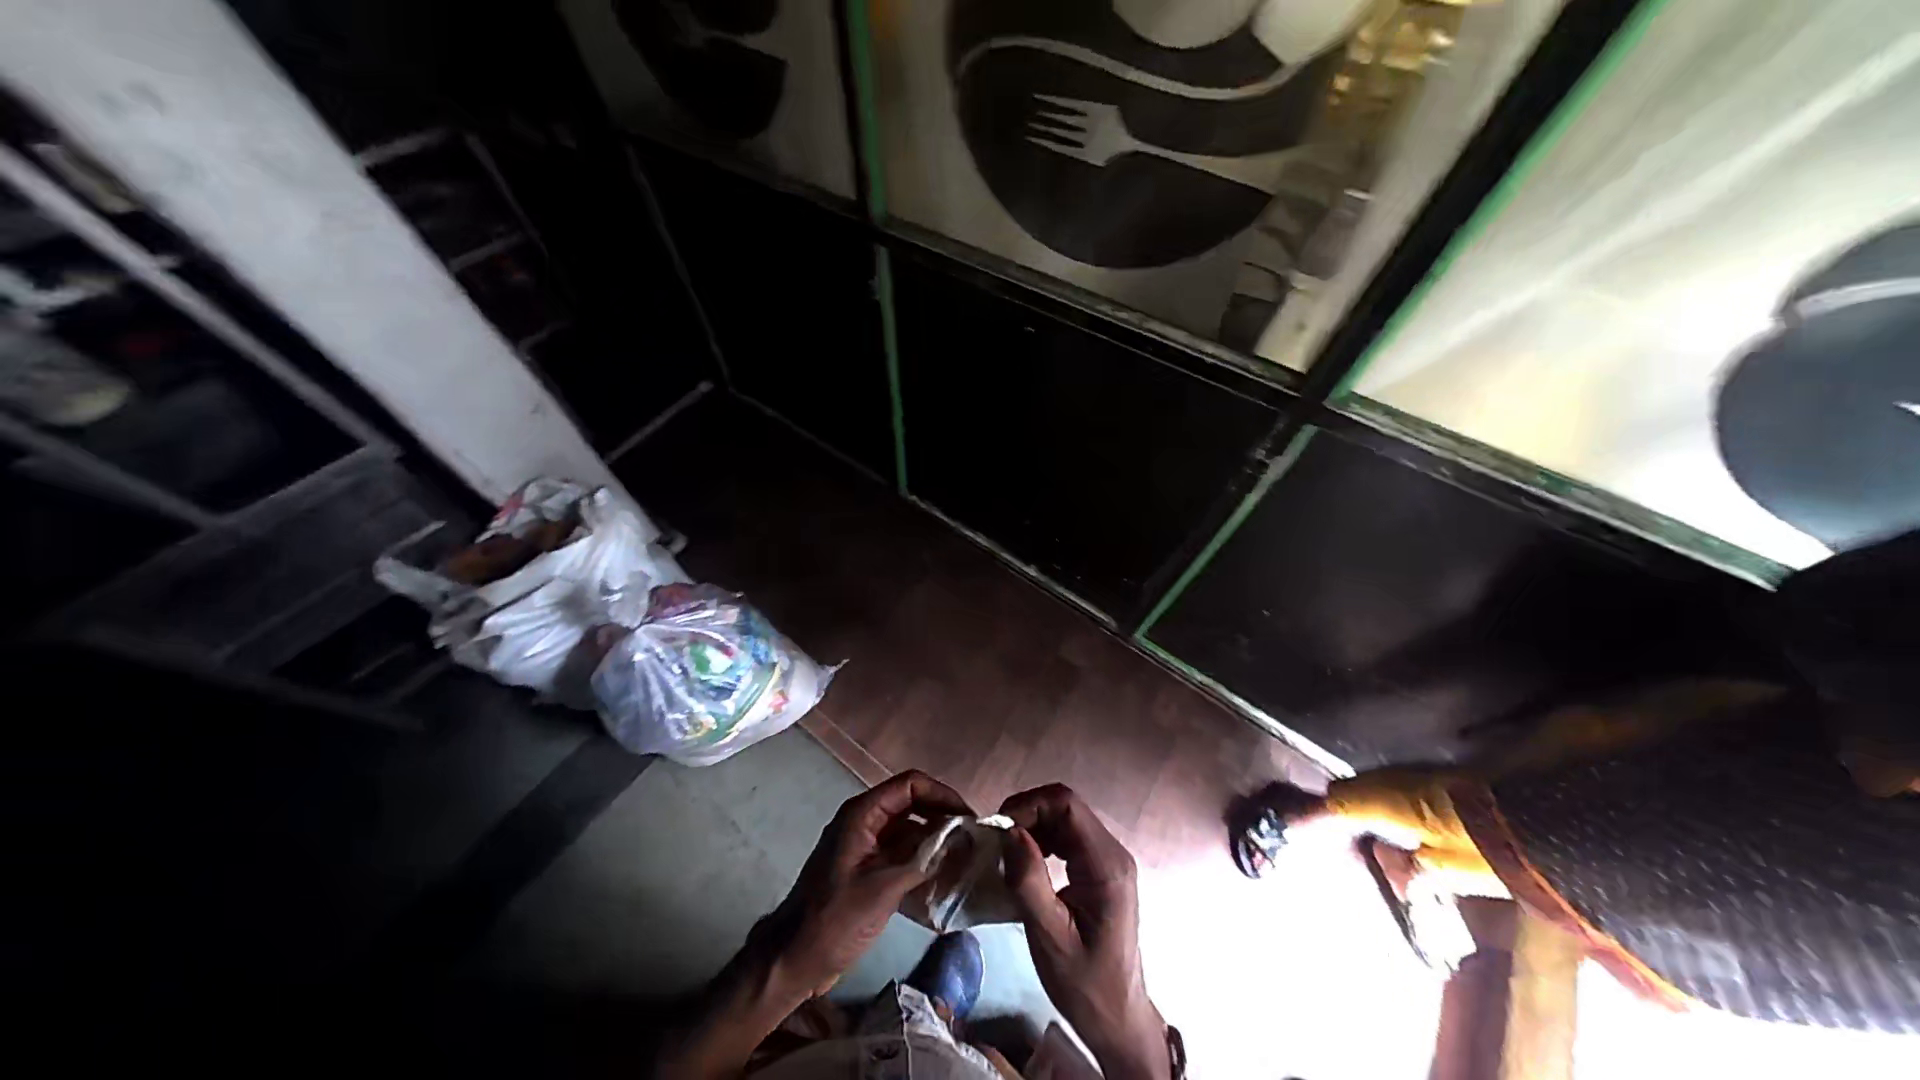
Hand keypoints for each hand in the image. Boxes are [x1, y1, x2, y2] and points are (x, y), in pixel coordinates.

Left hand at [757, 769, 972, 996]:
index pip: (910, 785)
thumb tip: (958, 839)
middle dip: (943, 817)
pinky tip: (944, 878)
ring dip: (936, 840)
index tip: (969, 817)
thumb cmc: (834, 919)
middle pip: (912, 803)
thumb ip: (921, 859)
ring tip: (966, 858)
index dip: (942, 795)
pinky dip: (923, 859)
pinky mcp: (868, 868)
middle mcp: (865, 821)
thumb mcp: (882, 888)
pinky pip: (902, 852)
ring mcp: (866, 845)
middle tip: (973, 839)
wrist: (795, 958)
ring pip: (909, 829)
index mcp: (862, 814)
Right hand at [1000, 785, 1168, 1079]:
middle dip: (1027, 814)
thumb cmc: (1084, 984)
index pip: (1067, 805)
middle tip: (996, 841)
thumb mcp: (1049, 937)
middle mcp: (1112, 853)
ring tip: (1006, 853)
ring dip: (1032, 826)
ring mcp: (1108, 860)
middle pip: (1065, 807)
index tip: (998, 829)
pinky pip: (1067, 838)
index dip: (1029, 805)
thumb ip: (1029, 881)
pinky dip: (1042, 840)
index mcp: (1106, 865)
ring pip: (1064, 819)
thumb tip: (1010, 832)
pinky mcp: (1100, 871)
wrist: (1117, 1019)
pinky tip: (1025, 863)